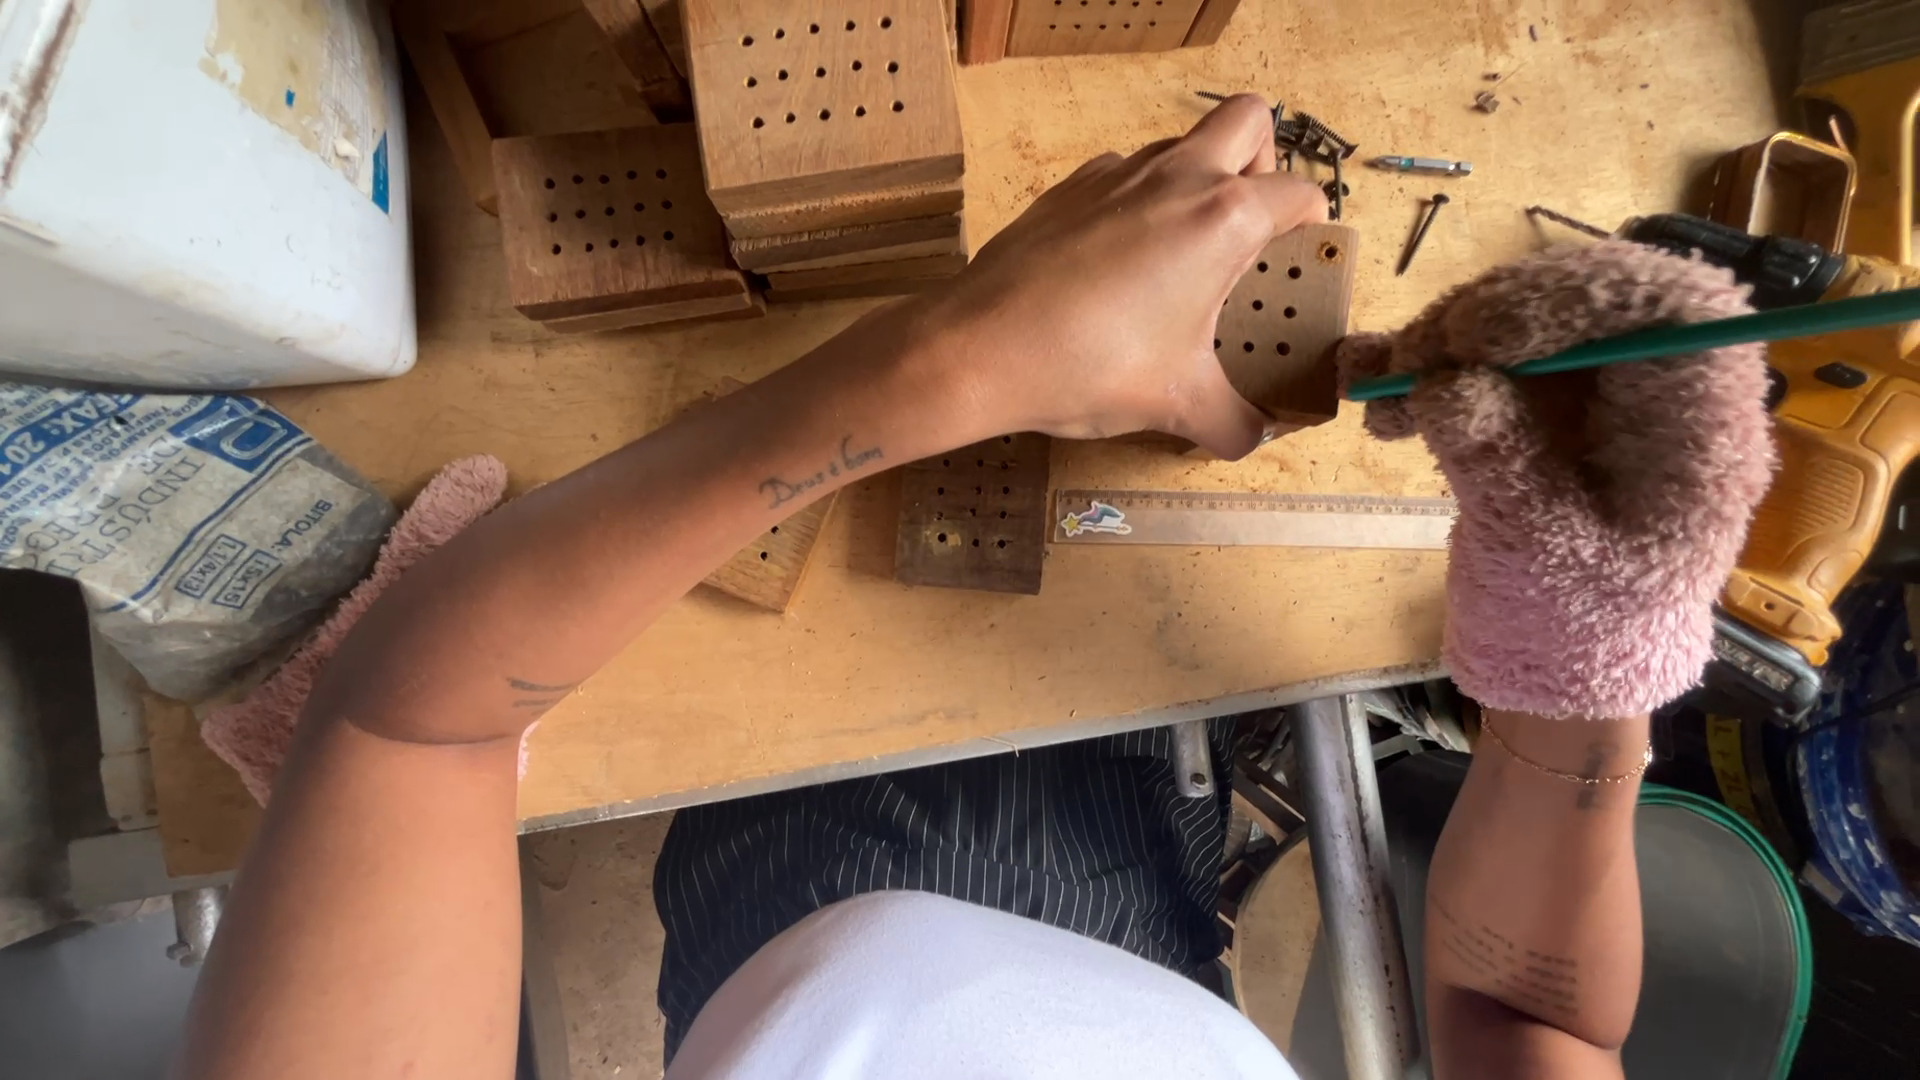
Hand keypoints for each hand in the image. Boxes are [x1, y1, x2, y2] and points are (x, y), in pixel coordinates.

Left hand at [907, 94, 1326, 458]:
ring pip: (1178, 144)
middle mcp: (1173, 176)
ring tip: (1175, 254)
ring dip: (1194, 180)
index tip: (1295, 260)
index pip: (1298, 195)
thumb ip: (1232, 424)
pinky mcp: (1065, 191)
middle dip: (1261, 164)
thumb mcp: (1175, 404)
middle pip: (1249, 123)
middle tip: (1242, 230)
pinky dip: (1133, 201)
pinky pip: (1119, 175)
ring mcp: (1113, 175)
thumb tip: (1255, 438)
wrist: (980, 350)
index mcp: (1221, 218)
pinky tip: (1112, 264)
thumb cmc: (1089, 368)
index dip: (1309, 226)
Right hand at [1338, 242, 1775, 717]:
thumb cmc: (1569, 622)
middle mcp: (1640, 396)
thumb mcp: (1533, 553)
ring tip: (1375, 392)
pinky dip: (1418, 372)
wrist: (1552, 661)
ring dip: (1434, 346)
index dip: (1571, 299)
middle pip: (1575, 304)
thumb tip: (1441, 381)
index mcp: (1690, 427)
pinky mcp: (1525, 417)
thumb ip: (1497, 463)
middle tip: (1406, 361)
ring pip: (1512, 328)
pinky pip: (1472, 368)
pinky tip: (1374, 399)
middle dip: (1482, 318)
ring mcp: (1578, 402)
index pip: (1663, 309)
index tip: (1473, 338)